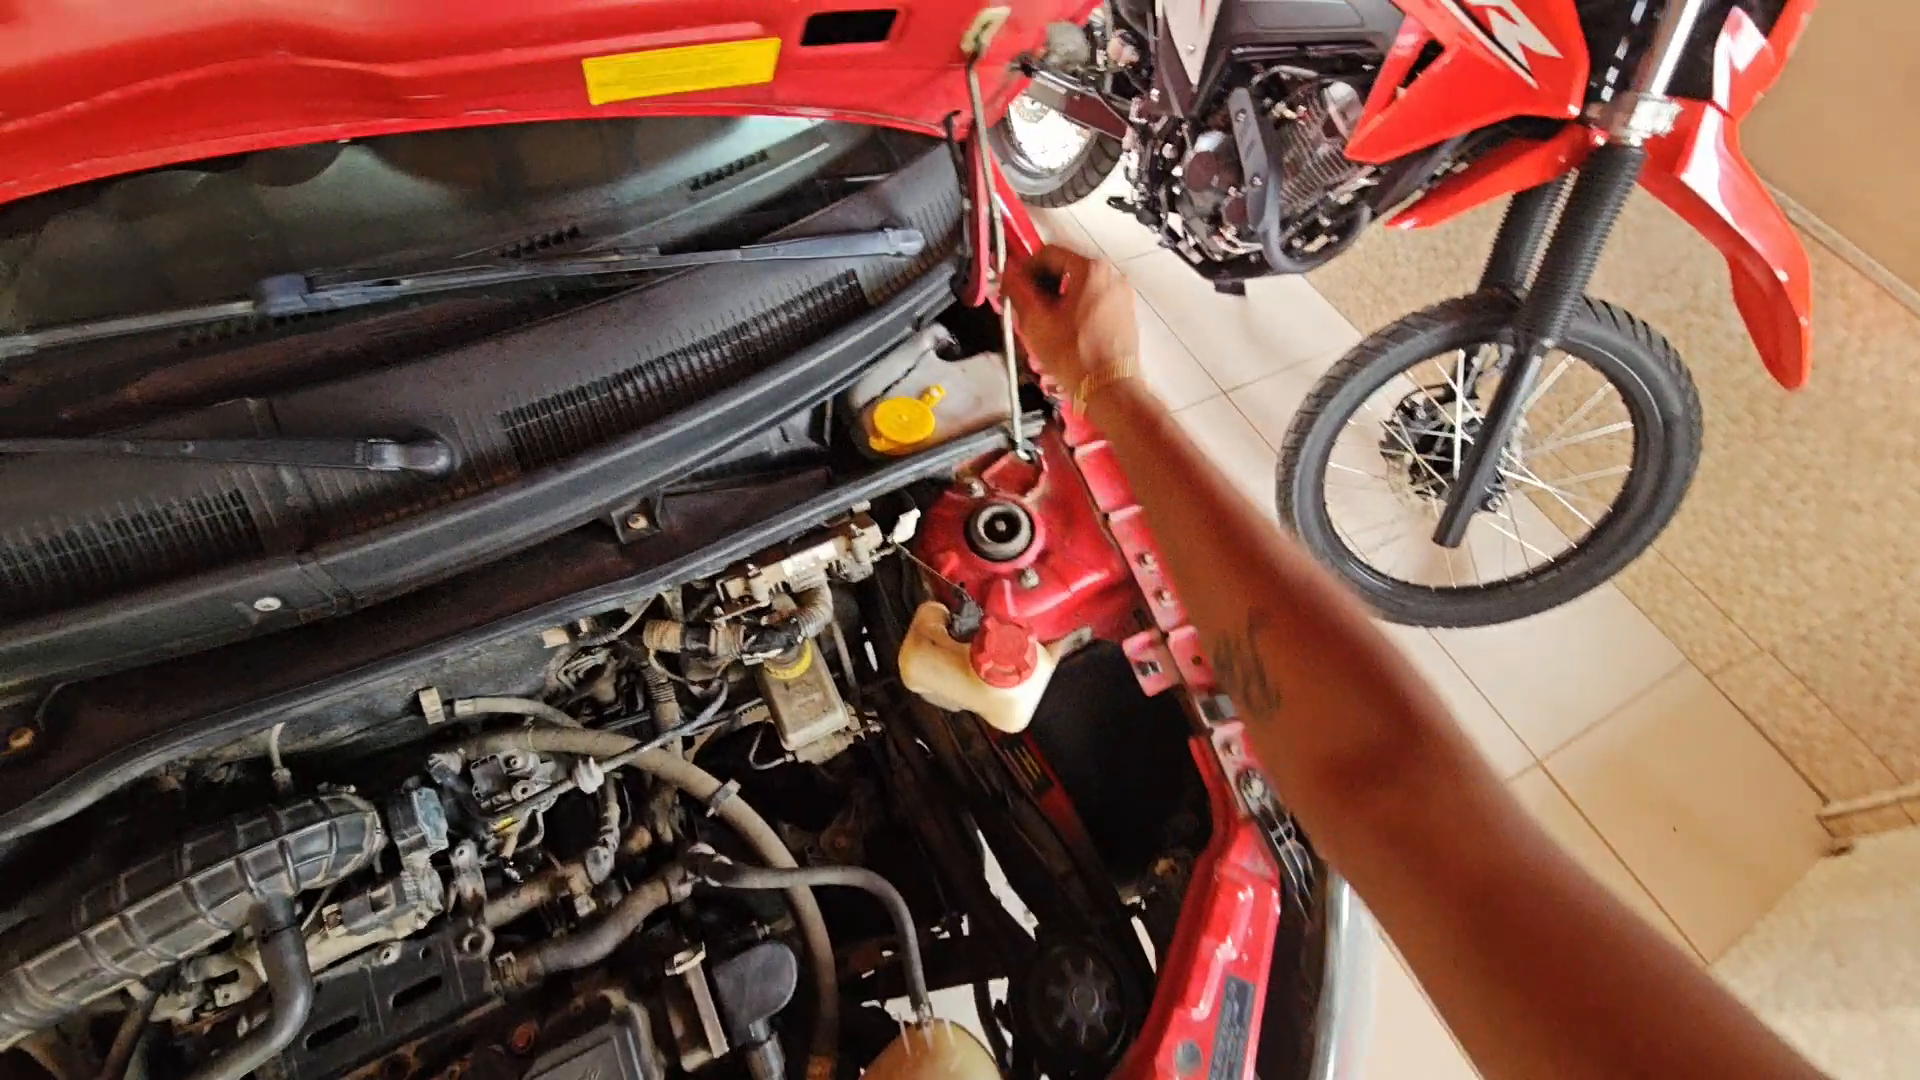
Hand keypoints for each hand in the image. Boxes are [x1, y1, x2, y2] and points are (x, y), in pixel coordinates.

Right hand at [1002, 245, 1139, 408]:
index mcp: (1090, 270)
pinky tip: (1065, 333)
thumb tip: (1008, 274)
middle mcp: (1111, 276)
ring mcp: (1121, 295)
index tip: (1015, 287)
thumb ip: (1018, 290)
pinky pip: (1094, 302)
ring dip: (1058, 300)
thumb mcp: (1036, 322)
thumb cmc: (1075, 357)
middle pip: (1066, 269)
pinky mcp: (1125, 314)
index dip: (1025, 269)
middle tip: (1026, 308)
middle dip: (1042, 286)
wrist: (1110, 388)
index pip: (1048, 253)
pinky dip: (1076, 310)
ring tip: (1044, 325)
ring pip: (1080, 288)